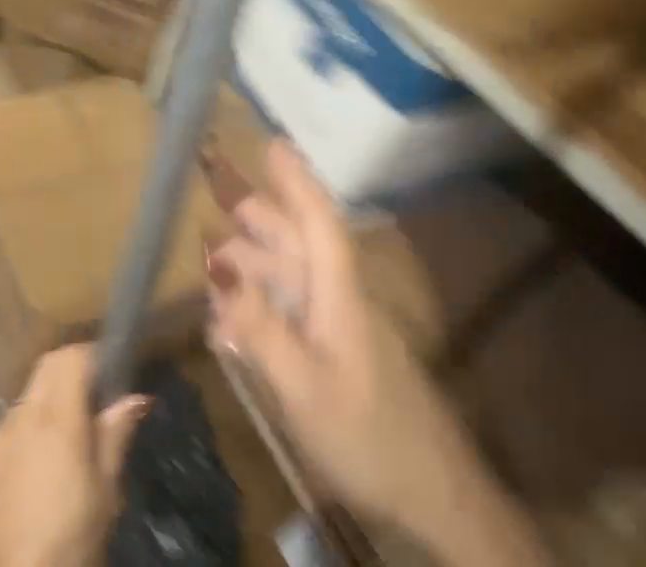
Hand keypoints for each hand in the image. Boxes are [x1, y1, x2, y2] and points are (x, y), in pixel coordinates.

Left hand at [0, 345, 151, 566]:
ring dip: (53, 393)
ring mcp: (0, 433)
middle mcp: (22, 415)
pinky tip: (50, 453)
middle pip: (46, 367)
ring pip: (29, 392)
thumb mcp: (106, 491)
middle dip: (73, 367)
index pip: (70, 358)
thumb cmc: (70, 536)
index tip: (116, 366)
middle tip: (102, 392)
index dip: (93, 353)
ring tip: (80, 426)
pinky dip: (36, 418)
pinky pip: (15, 419)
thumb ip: (115, 435)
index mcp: (56, 419)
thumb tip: (135, 396)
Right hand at [206, 142, 524, 554]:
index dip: (297, 183)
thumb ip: (258, 326)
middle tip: (219, 200)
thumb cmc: (366, 438)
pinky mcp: (341, 359)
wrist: (434, 501)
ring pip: (293, 279)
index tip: (275, 143)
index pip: (318, 226)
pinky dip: (261, 307)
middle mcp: (341, 304)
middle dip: (261, 218)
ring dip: (254, 263)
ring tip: (212, 263)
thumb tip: (216, 265)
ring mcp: (343, 333)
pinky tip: (235, 323)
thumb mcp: (301, 385)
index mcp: (339, 299)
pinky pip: (294, 314)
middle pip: (299, 246)